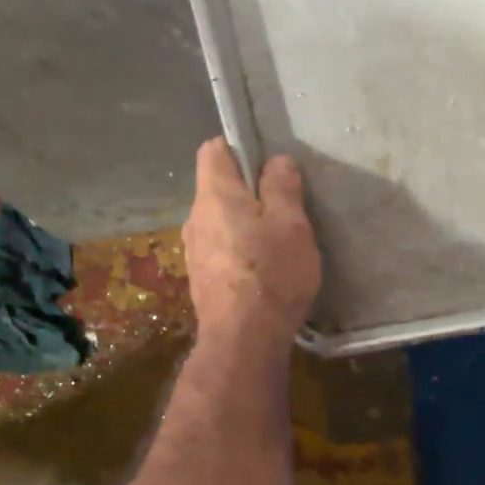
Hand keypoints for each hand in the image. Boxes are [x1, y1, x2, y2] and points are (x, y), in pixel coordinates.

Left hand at [183, 138, 321, 351]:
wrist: (244, 335)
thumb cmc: (273, 272)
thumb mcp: (291, 225)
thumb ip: (283, 189)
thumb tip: (277, 160)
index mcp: (216, 194)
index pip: (213, 150)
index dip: (239, 148)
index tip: (269, 164)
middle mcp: (195, 215)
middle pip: (217, 187)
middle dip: (247, 191)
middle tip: (284, 208)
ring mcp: (193, 248)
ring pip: (219, 220)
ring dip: (244, 223)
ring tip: (276, 242)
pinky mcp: (201, 276)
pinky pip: (220, 248)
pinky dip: (239, 249)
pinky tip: (262, 269)